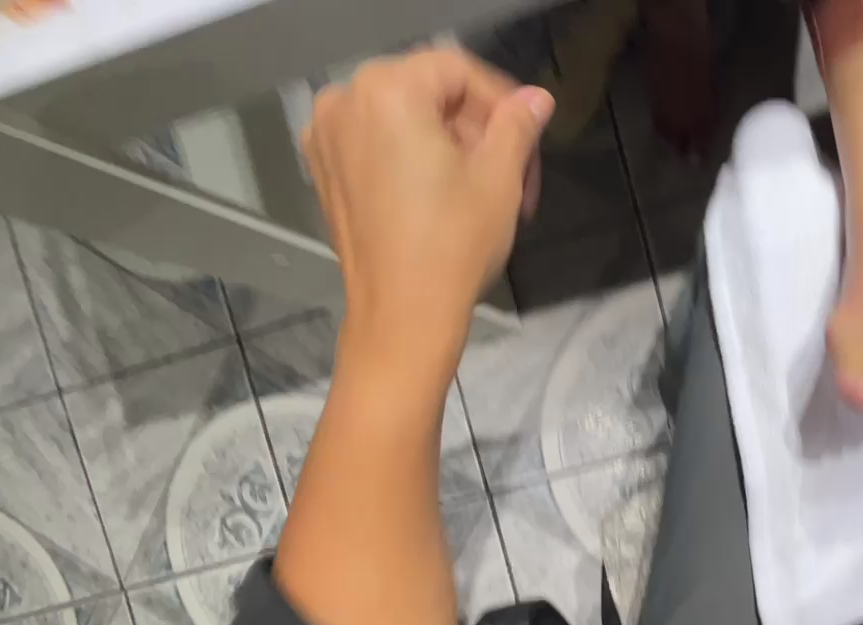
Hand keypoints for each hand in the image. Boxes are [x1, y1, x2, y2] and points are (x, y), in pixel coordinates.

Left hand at [302, 48, 553, 372]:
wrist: (403, 315)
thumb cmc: (455, 245)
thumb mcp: (500, 181)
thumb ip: (517, 127)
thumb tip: (537, 98)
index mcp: (388, 91)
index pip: (458, 71)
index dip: (504, 103)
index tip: (531, 143)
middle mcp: (345, 100)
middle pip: (428, 93)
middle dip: (478, 130)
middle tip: (514, 180)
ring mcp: (327, 138)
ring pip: (403, 120)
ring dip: (449, 147)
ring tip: (481, 195)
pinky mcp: (325, 174)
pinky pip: (378, 147)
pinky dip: (413, 161)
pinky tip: (440, 202)